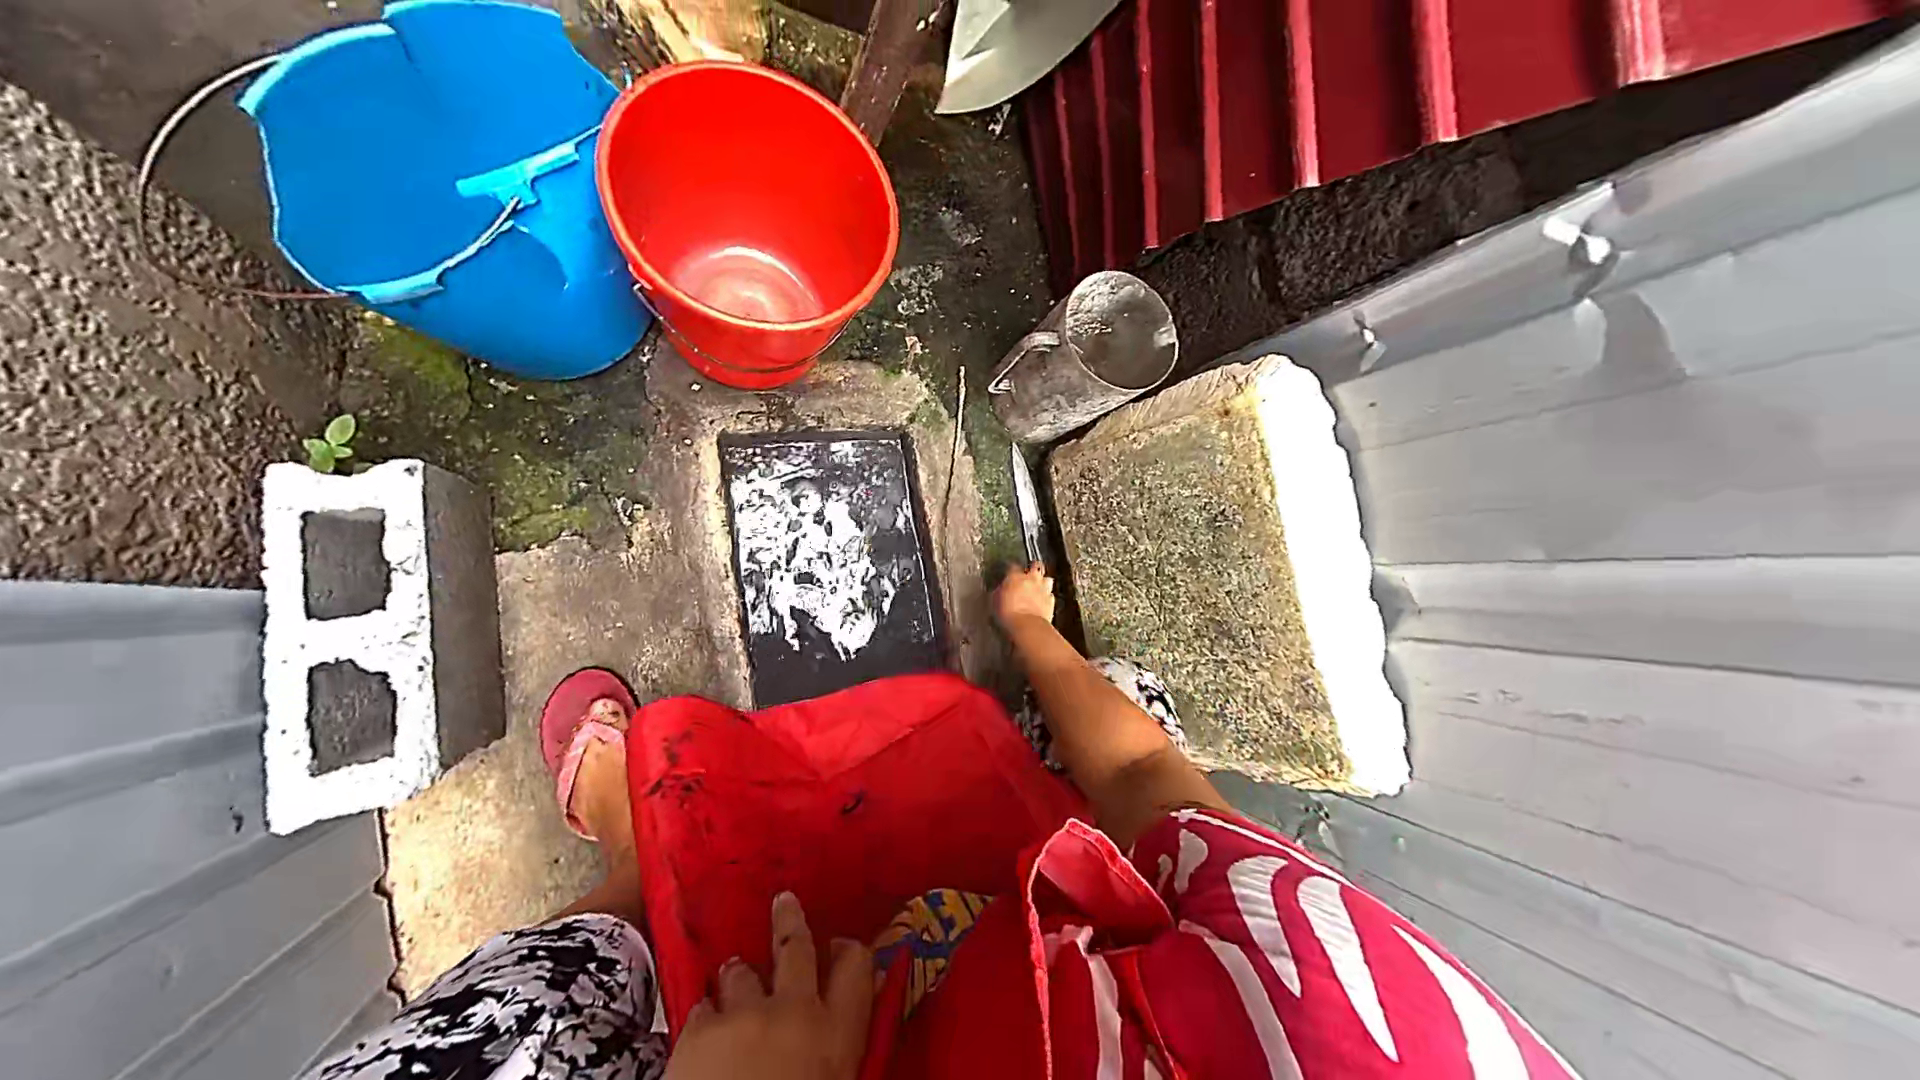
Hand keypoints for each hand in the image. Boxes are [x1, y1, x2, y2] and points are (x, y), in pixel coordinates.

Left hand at [665, 892, 873, 1079]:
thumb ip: (835, 1057)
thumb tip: (831, 1044)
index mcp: (836, 1037)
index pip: (858, 970)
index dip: (852, 952)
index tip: (843, 944)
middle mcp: (795, 1011)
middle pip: (796, 948)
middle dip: (789, 923)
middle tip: (783, 901)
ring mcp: (744, 1015)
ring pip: (742, 971)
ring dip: (739, 974)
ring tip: (732, 972)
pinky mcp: (699, 1032)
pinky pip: (702, 1007)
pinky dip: (705, 1014)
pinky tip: (701, 1026)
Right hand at [993, 562, 1055, 628]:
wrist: (1026, 626)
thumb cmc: (1008, 613)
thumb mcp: (994, 601)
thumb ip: (999, 591)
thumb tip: (1000, 590)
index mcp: (1015, 576)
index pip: (1012, 566)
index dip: (1011, 569)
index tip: (1009, 573)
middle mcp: (1031, 579)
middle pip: (1035, 565)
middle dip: (1033, 567)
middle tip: (1028, 573)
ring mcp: (1043, 588)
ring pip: (1046, 578)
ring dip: (1042, 581)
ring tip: (1038, 587)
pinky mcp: (1051, 600)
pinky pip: (1050, 594)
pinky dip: (1046, 596)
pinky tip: (1042, 602)